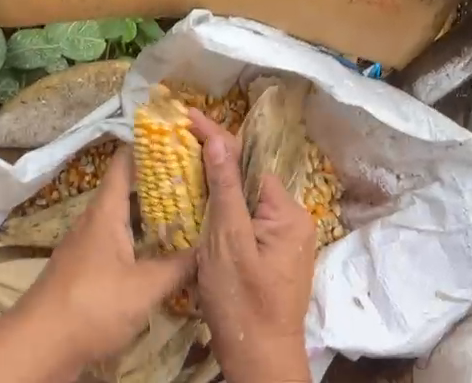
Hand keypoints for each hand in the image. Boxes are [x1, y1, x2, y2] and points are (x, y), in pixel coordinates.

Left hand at [14, 146, 195, 366]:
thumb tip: (207, 249)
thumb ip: (177, 267)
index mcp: (106, 211)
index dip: (147, 147)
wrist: (41, 342)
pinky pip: (117, 242)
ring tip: (186, 216)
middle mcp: (95, 220)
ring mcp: (88, 244)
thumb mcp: (144, 287)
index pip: (124, 162)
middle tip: (195, 182)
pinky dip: (139, 241)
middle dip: (158, 183)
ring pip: (123, 218)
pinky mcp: (86, 268)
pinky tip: (160, 256)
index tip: (177, 140)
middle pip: (127, 190)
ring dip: (150, 216)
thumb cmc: (92, 303)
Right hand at [189, 108, 316, 382]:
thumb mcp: (227, 242)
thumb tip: (218, 140)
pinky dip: (221, 204)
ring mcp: (283, 238)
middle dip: (214, 155)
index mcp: (287, 213)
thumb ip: (224, 189)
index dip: (216, 135)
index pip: (247, 160)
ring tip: (183, 158)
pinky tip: (198, 197)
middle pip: (247, 175)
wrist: (260, 362)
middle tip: (179, 135)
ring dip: (216, 179)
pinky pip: (244, 215)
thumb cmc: (242, 304)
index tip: (187, 114)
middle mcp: (292, 219)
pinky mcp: (270, 253)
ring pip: (244, 195)